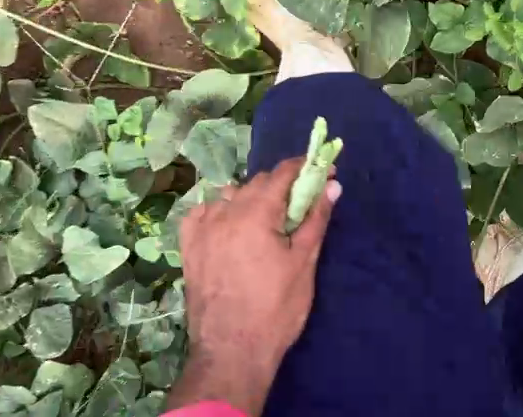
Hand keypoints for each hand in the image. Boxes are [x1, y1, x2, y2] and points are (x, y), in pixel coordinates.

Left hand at [168, 157, 339, 414]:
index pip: (283, 173)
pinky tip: (228, 224)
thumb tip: (332, 186)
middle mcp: (227, 213)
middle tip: (301, 203)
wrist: (231, 355)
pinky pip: (201, 214)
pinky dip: (217, 210)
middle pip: (258, 182)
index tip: (325, 172)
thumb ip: (316, 219)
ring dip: (252, 197)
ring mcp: (204, 230)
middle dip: (282, 185)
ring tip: (266, 219)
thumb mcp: (304, 263)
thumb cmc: (275, 309)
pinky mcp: (189, 249)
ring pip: (231, 195)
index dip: (306, 168)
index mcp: (257, 212)